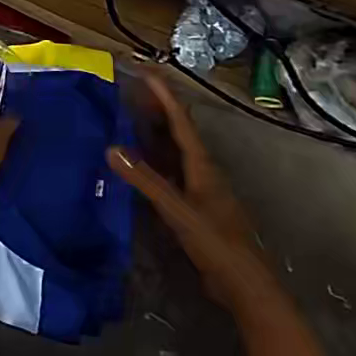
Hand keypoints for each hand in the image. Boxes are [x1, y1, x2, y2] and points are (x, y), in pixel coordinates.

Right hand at [109, 74, 284, 316]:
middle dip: (153, 109)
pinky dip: (150, 165)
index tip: (144, 72)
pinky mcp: (192, 207)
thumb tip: (112, 149)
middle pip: (174, 131)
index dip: (163, 94)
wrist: (243, 283)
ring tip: (124, 121)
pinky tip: (134, 169)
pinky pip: (167, 175)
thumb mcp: (178, 211)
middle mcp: (200, 170)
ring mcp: (197, 189)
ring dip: (150, 135)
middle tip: (126, 92)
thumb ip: (146, 182)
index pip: (179, 119)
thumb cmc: (216, 242)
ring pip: (170, 153)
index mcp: (201, 164)